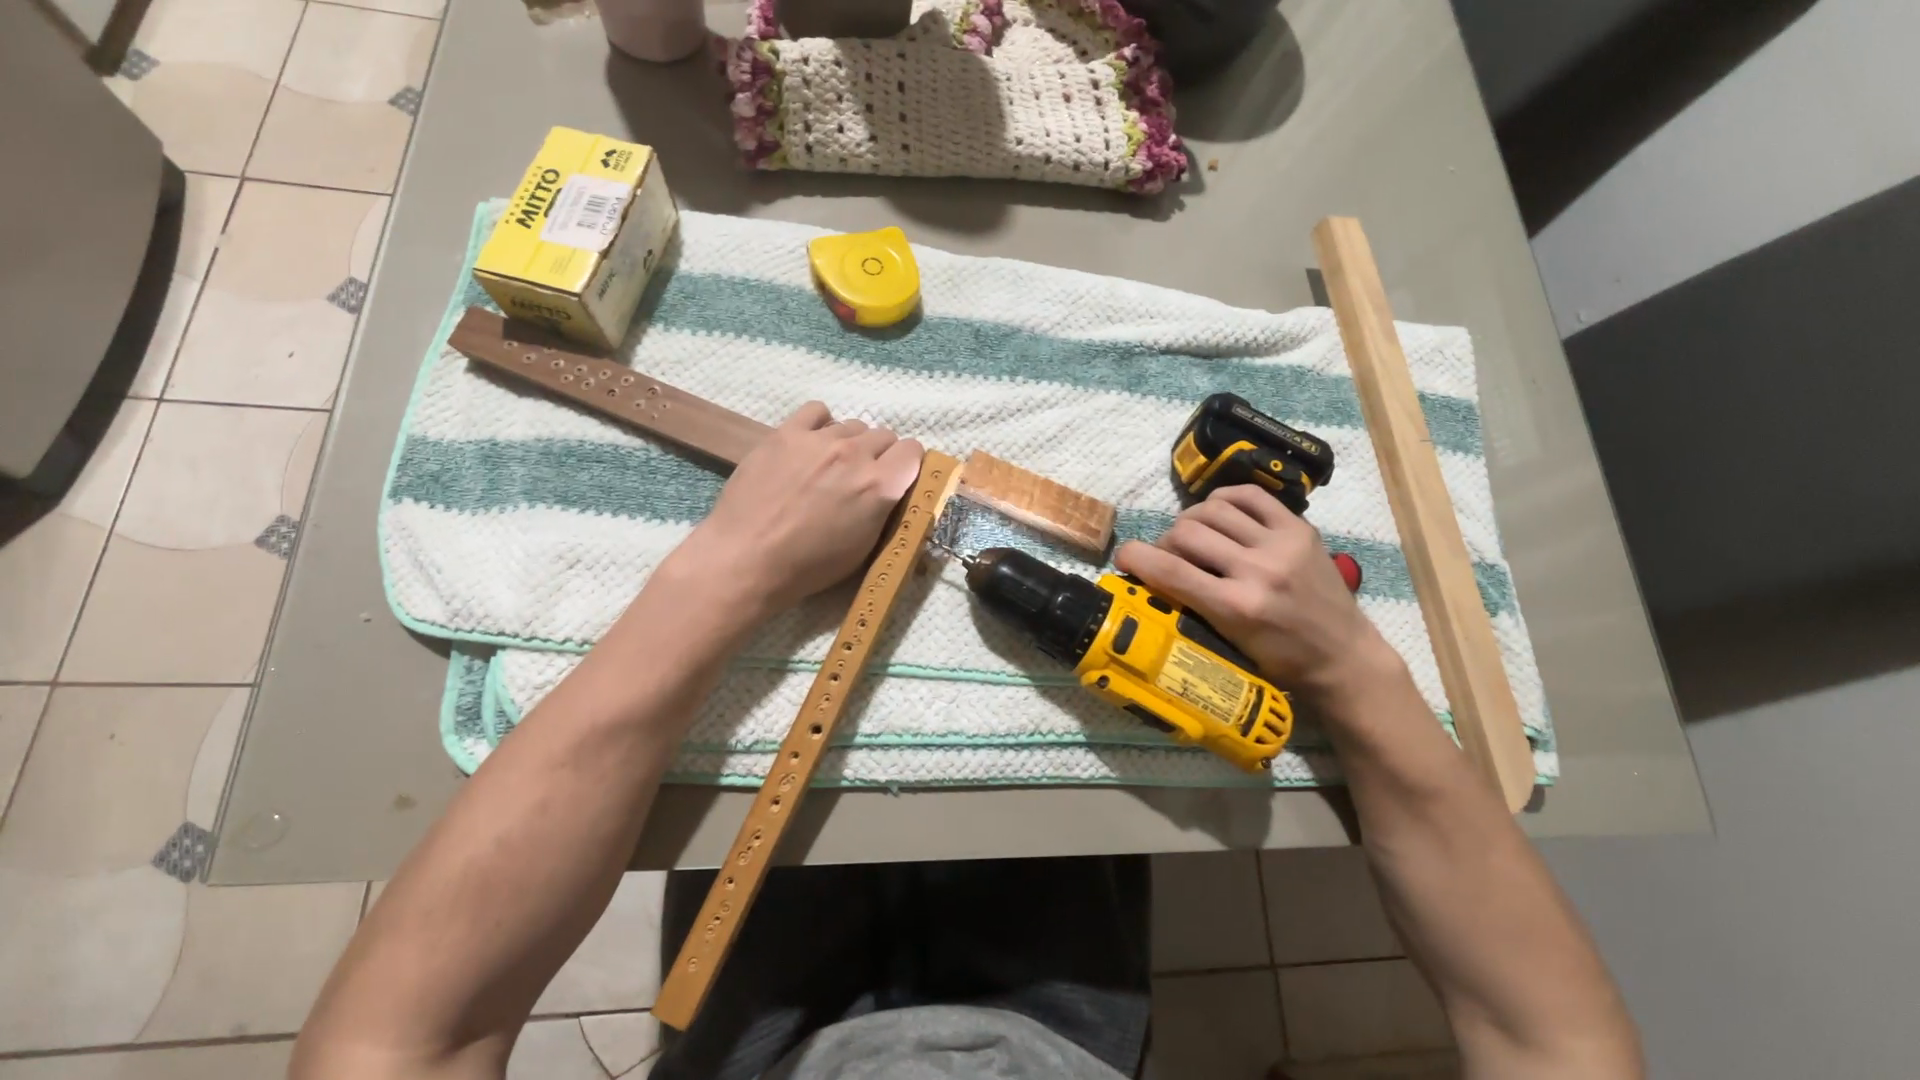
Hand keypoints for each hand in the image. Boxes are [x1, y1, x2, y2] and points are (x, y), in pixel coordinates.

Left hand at [663, 402, 923, 616]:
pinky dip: (821, 425)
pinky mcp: (786, 433)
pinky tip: (810, 445)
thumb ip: (883, 509)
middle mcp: (856, 454)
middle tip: (858, 479)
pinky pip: (817, 411)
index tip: (895, 478)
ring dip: (849, 443)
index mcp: (880, 485)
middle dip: (879, 455)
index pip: (913, 450)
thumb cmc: (807, 567)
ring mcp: (819, 439)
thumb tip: (888, 490)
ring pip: (852, 425)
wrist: (746, 558)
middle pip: (884, 435)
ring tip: (828, 466)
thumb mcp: (863, 548)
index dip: (907, 464)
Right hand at [1113, 485, 1396, 703]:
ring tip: (1194, 536)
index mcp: (1235, 607)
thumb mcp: (1228, 642)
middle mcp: (1257, 570)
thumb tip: (1154, 574)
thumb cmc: (1280, 661)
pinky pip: (1250, 496)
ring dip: (1192, 520)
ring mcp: (1281, 544)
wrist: (1343, 656)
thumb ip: (1192, 605)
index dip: (1135, 557)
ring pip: (1213, 508)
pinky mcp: (1300, 528)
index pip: (1169, 570)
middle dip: (1166, 542)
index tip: (1124, 557)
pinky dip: (1225, 499)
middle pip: (1186, 532)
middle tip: (1168, 556)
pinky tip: (1220, 513)